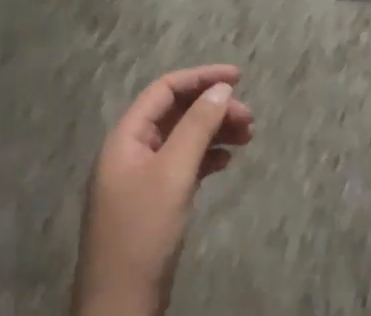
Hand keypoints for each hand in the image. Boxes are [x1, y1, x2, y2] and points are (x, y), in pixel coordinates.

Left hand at [73, 65, 254, 315]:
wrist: (121, 303)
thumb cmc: (144, 230)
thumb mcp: (174, 173)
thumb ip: (197, 126)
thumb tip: (221, 88)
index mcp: (126, 137)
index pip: (165, 90)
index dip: (201, 78)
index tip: (239, 77)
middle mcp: (131, 151)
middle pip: (175, 114)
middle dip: (213, 109)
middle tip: (250, 119)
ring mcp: (140, 178)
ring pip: (182, 140)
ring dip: (213, 133)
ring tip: (247, 138)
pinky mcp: (152, 203)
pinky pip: (182, 165)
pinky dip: (205, 158)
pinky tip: (226, 162)